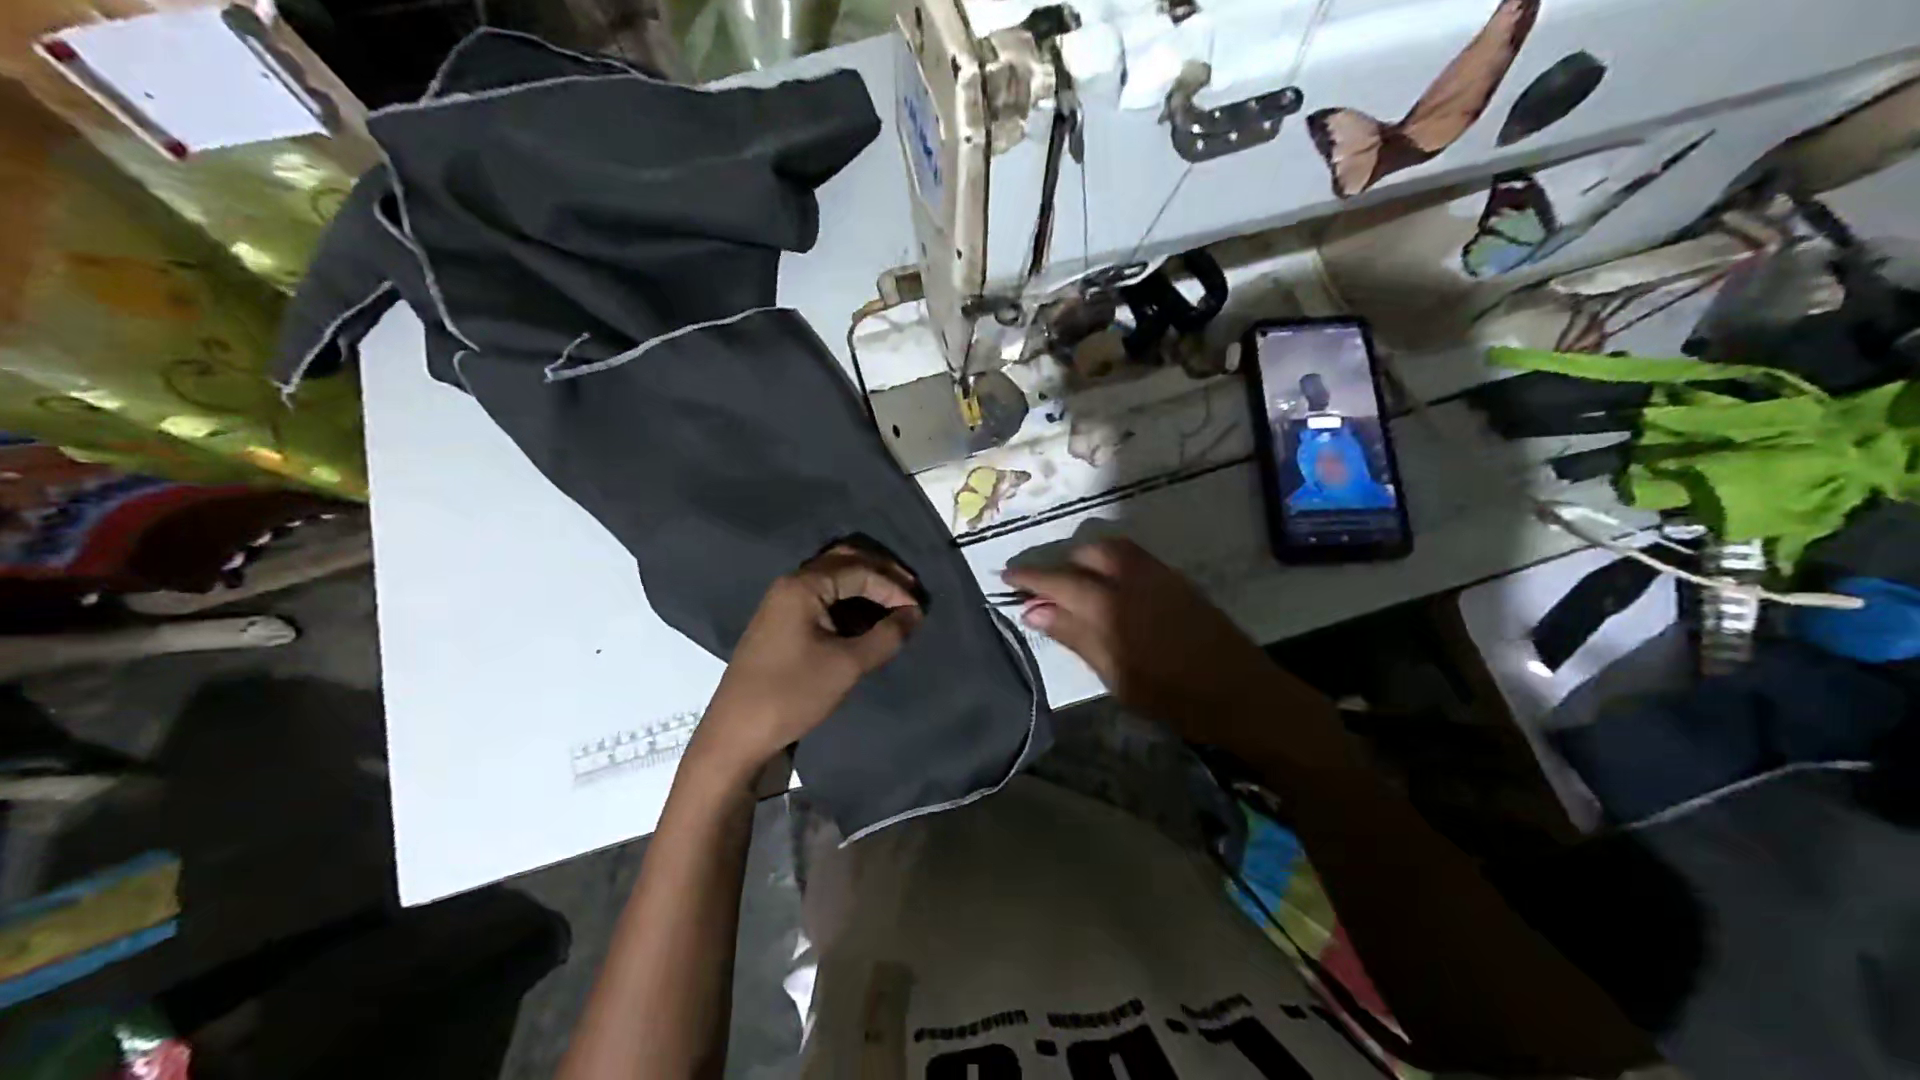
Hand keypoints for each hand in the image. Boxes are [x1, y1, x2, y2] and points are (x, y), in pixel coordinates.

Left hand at [690, 546, 922, 782]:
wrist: (737, 732)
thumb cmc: (793, 694)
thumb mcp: (847, 665)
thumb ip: (886, 636)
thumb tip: (914, 614)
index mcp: (803, 585)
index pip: (860, 570)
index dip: (894, 587)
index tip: (919, 611)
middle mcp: (791, 584)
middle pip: (844, 562)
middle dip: (881, 573)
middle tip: (912, 592)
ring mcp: (783, 601)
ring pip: (833, 578)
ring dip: (866, 585)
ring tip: (896, 605)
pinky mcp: (782, 622)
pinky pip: (822, 597)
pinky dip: (849, 601)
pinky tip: (867, 619)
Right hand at [1002, 539, 1292, 745]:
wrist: (1241, 692)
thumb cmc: (1172, 696)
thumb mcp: (1114, 674)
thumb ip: (1074, 635)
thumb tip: (1033, 610)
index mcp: (1113, 607)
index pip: (1060, 581)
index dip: (1031, 577)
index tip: (1007, 577)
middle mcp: (1134, 579)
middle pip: (1088, 553)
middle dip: (1061, 564)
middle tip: (1043, 588)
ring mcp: (1159, 575)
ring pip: (1112, 549)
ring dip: (1086, 558)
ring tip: (1073, 585)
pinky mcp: (1176, 579)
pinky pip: (1133, 557)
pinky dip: (1110, 562)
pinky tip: (1107, 588)